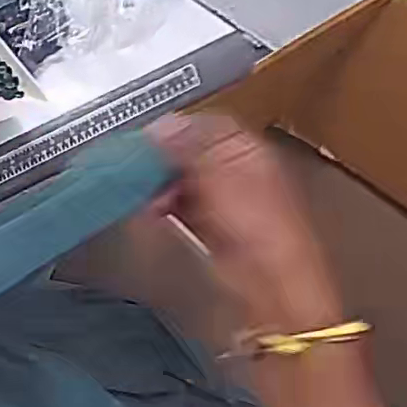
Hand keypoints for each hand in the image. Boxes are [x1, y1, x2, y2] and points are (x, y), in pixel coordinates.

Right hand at [146, 113, 343, 328]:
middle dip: (160, 162)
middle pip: (186, 152)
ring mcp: (220, 198)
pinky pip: (177, 204)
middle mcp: (234, 170)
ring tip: (147, 199)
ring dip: (158, 186)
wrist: (268, 281)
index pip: (203, 124)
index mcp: (247, 150)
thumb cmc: (261, 231)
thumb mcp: (222, 176)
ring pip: (178, 179)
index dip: (172, 130)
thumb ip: (192, 147)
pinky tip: (153, 212)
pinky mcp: (207, 222)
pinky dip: (162, 206)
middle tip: (139, 172)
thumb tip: (162, 126)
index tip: (144, 141)